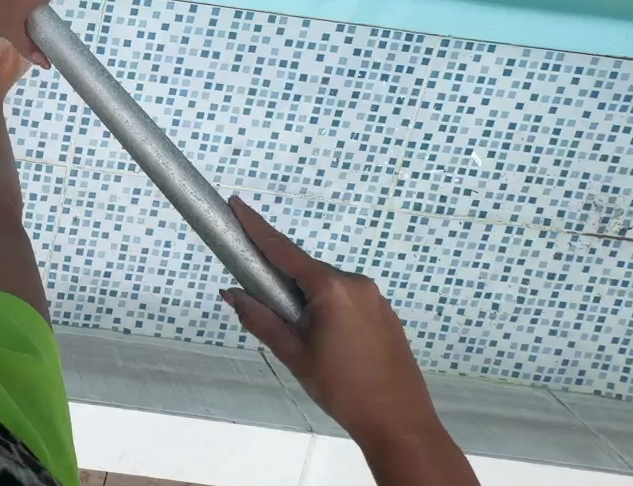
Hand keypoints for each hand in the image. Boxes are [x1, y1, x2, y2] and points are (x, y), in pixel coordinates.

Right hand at [221, 198, 442, 448]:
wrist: (403, 428)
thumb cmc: (342, 389)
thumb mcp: (292, 353)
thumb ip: (258, 317)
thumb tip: (230, 293)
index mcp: (330, 289)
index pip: (282, 249)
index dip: (255, 226)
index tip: (236, 203)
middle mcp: (355, 284)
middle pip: (304, 269)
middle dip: (281, 279)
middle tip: (264, 303)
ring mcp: (374, 298)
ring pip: (324, 286)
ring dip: (305, 297)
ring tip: (302, 335)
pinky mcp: (385, 314)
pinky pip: (344, 298)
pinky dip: (326, 307)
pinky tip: (326, 339)